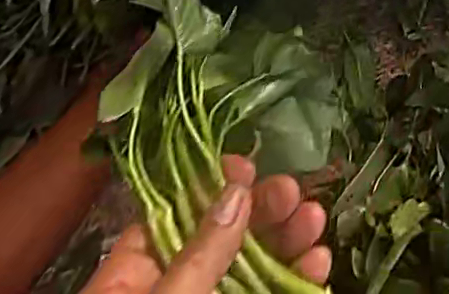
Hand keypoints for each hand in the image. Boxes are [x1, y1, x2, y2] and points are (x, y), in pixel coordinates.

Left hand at [79, 156, 330, 293]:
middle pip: (218, 235)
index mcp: (130, 282)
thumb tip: (236, 190)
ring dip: (287, 240)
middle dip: (261, 210)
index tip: (248, 166)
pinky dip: (294, 279)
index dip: (208, 185)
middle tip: (295, 194)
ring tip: (316, 223)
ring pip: (250, 266)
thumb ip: (199, 255)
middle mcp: (170, 292)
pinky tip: (318, 263)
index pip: (167, 216)